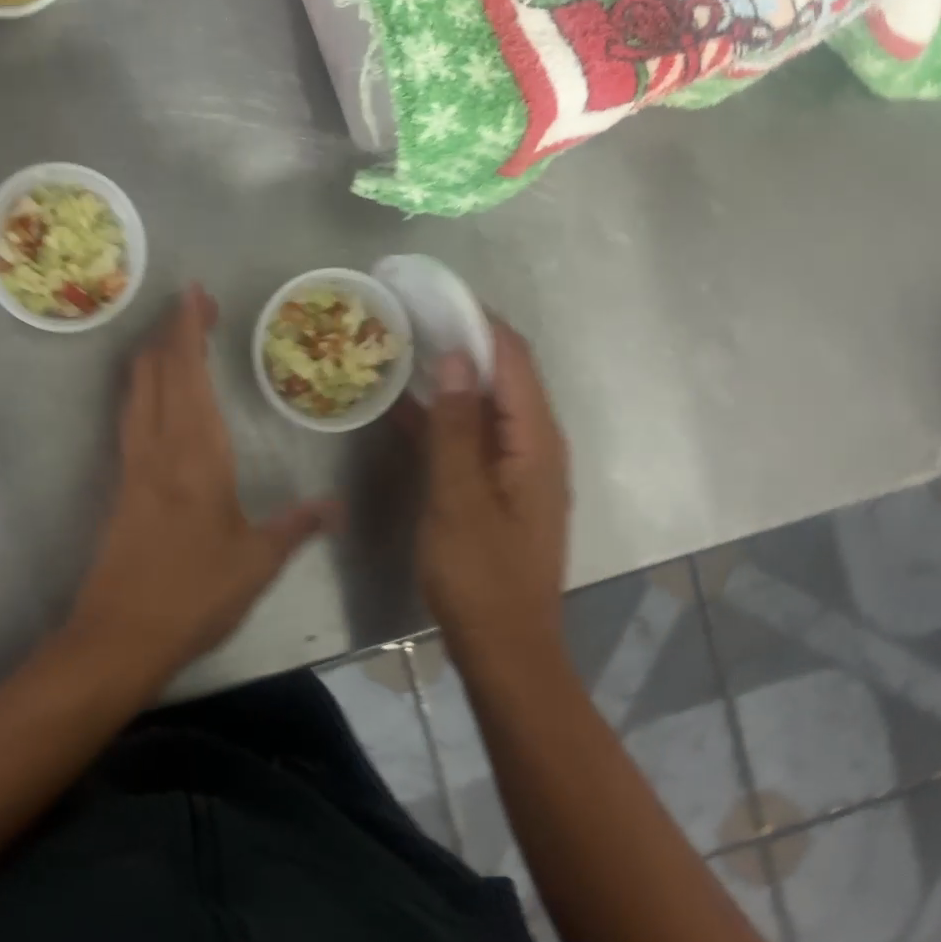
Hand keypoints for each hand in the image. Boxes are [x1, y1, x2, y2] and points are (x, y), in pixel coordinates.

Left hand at [71, 285, 338, 676]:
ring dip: (151, 360)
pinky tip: (155, 403)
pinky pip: (130, 424)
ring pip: (135, 396)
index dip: (189, 330)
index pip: (188, 375)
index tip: (195, 294)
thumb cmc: (194, 594)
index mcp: (196, 456)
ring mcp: (132, 469)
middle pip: (154, 374)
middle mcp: (157, 450)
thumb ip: (295, 527)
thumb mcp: (257, 562)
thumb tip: (334, 505)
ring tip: (172, 340)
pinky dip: (143, 395)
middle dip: (171, 333)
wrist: (121, 634)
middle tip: (193, 306)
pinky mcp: (119, 491)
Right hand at [418, 322, 571, 664]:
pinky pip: (473, 441)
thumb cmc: (480, 576)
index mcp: (536, 443)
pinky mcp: (499, 494)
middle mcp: (536, 448)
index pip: (513, 360)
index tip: (435, 294)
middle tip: (411, 318)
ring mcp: (518, 472)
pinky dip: (445, 421)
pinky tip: (406, 411)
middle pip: (505, 378)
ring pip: (486, 409)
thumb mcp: (459, 500)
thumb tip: (457, 359)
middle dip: (464, 343)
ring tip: (404, 352)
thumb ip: (456, 429)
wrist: (504, 647)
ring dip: (452, 380)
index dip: (479, 321)